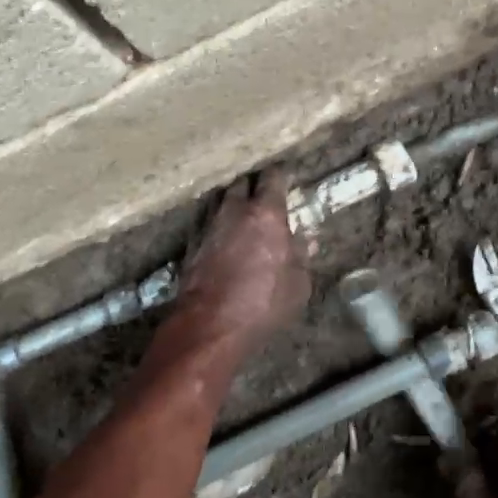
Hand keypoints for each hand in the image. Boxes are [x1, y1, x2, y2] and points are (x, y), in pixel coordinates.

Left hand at [174, 167, 310, 352]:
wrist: (211, 323)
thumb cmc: (263, 303)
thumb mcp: (298, 285)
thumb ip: (301, 257)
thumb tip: (305, 240)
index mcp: (267, 213)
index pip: (273, 178)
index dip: (280, 174)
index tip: (285, 175)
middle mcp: (236, 210)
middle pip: (242, 183)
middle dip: (252, 185)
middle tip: (261, 195)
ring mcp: (209, 223)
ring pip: (220, 199)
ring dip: (230, 201)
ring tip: (239, 211)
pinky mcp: (192, 241)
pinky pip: (206, 220)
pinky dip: (215, 222)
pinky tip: (221, 234)